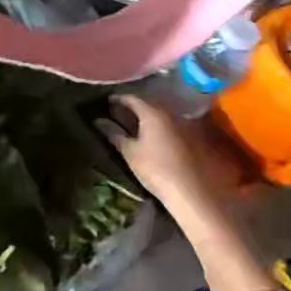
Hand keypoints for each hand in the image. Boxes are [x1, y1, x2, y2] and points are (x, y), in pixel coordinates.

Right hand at [104, 94, 237, 223]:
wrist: (189, 191)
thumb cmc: (155, 168)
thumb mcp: (130, 152)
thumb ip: (115, 134)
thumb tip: (99, 122)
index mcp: (152, 114)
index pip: (132, 99)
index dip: (118, 99)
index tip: (107, 101)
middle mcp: (169, 114)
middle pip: (148, 105)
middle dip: (133, 107)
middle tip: (118, 112)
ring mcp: (183, 126)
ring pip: (160, 115)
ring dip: (147, 117)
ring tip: (133, 123)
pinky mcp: (191, 138)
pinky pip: (169, 125)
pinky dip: (158, 127)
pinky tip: (151, 136)